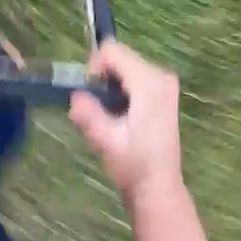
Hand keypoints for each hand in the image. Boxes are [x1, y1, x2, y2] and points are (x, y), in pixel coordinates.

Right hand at [69, 41, 184, 203]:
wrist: (159, 189)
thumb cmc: (134, 166)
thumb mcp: (106, 142)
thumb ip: (89, 115)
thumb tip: (75, 96)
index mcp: (149, 83)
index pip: (112, 51)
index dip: (94, 67)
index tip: (90, 94)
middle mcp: (161, 76)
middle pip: (118, 55)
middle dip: (102, 77)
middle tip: (98, 107)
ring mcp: (165, 83)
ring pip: (123, 64)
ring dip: (110, 83)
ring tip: (109, 113)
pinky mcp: (163, 91)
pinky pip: (132, 73)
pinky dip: (120, 87)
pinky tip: (122, 113)